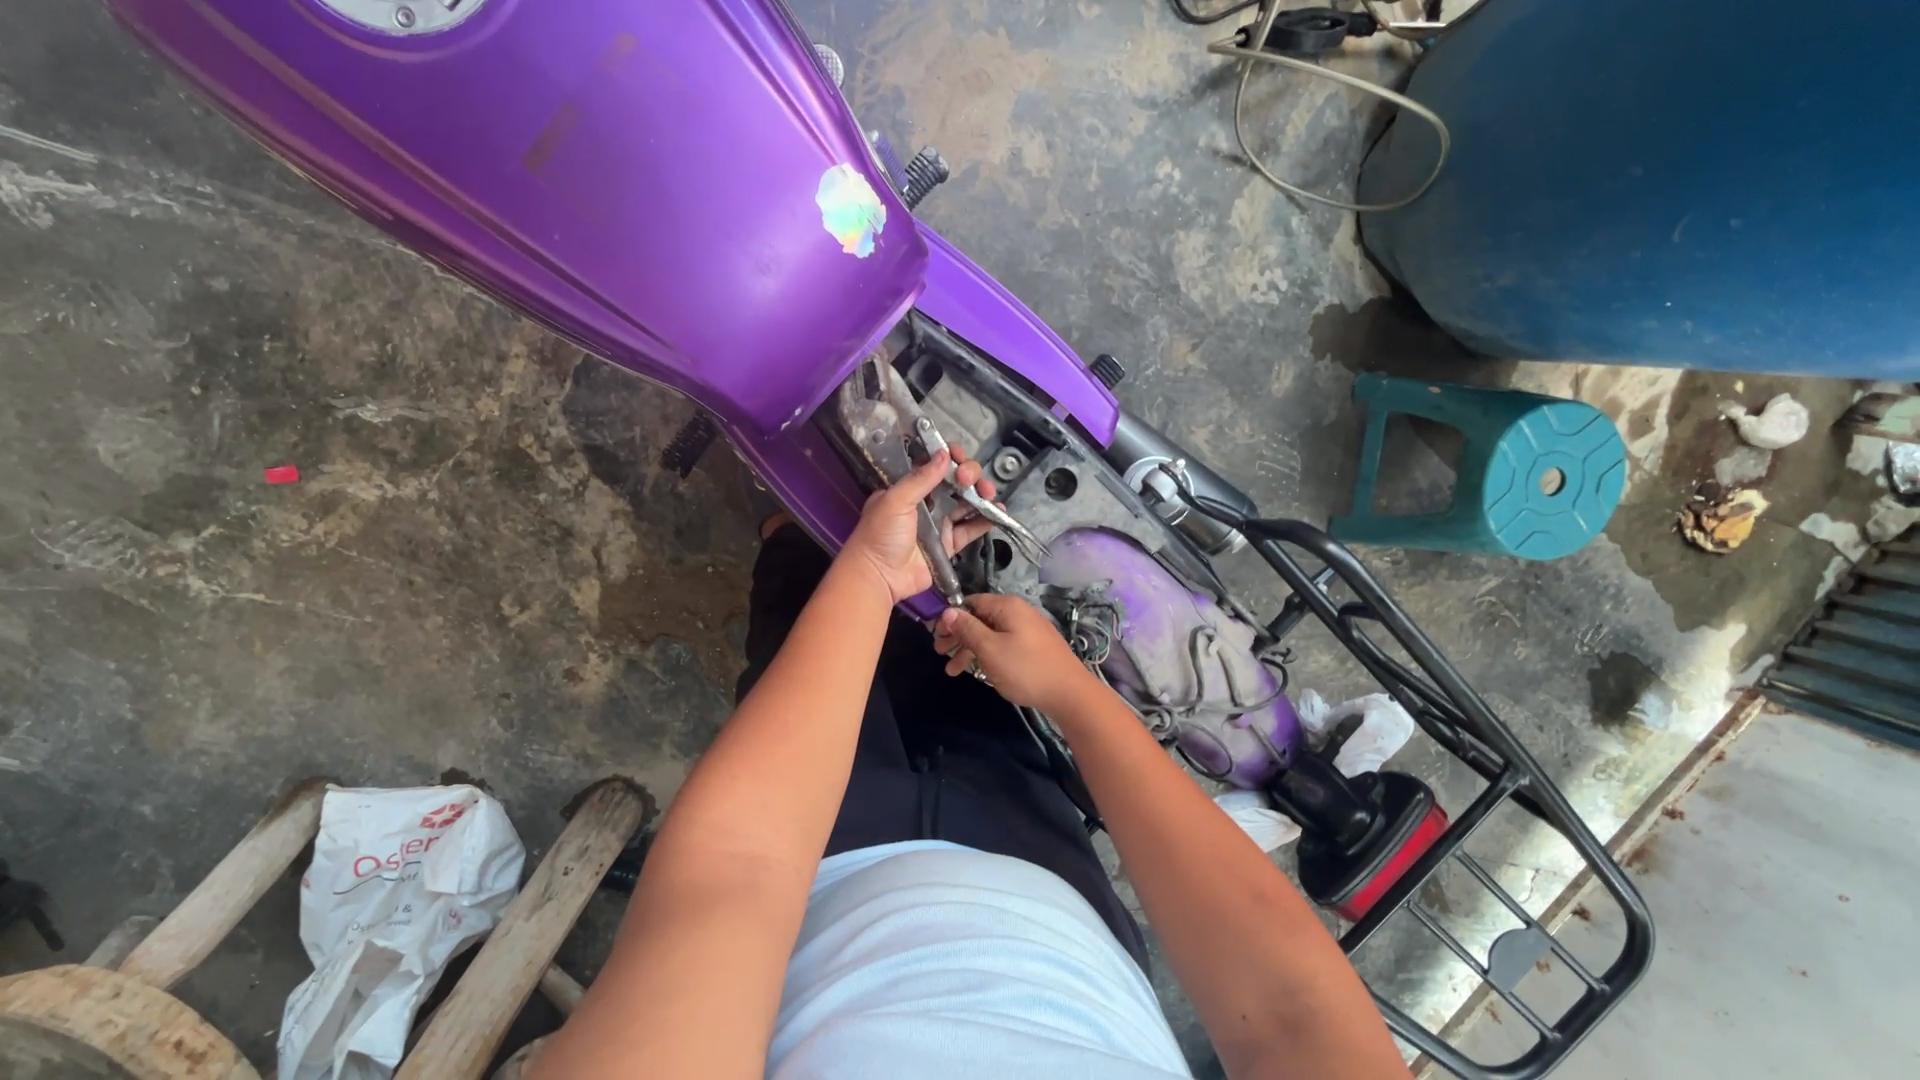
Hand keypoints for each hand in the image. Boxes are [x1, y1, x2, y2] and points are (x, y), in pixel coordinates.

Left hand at [839, 447, 995, 605]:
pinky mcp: (948, 544)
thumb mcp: (896, 500)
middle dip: (969, 475)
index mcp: (909, 487)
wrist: (879, 576)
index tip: (959, 458)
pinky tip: (998, 511)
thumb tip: (944, 453)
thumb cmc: (881, 534)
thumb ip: (922, 478)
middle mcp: (926, 502)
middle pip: (955, 481)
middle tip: (970, 480)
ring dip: (981, 494)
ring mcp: (939, 523)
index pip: (934, 464)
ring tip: (990, 494)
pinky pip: (970, 529)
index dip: (950, 458)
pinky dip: (985, 520)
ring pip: (966, 502)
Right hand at [932, 593, 1100, 712]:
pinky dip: (986, 656)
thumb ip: (968, 629)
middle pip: (979, 618)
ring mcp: (1027, 630)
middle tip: (938, 653)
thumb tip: (948, 610)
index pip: (971, 602)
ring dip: (969, 650)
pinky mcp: (1032, 647)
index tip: (935, 635)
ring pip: (990, 634)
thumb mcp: (990, 649)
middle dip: (957, 635)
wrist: (1069, 693)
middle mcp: (1017, 613)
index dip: (951, 617)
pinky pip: (1002, 645)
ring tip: (951, 671)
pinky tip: (976, 672)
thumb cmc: (1025, 669)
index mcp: (1007, 607)